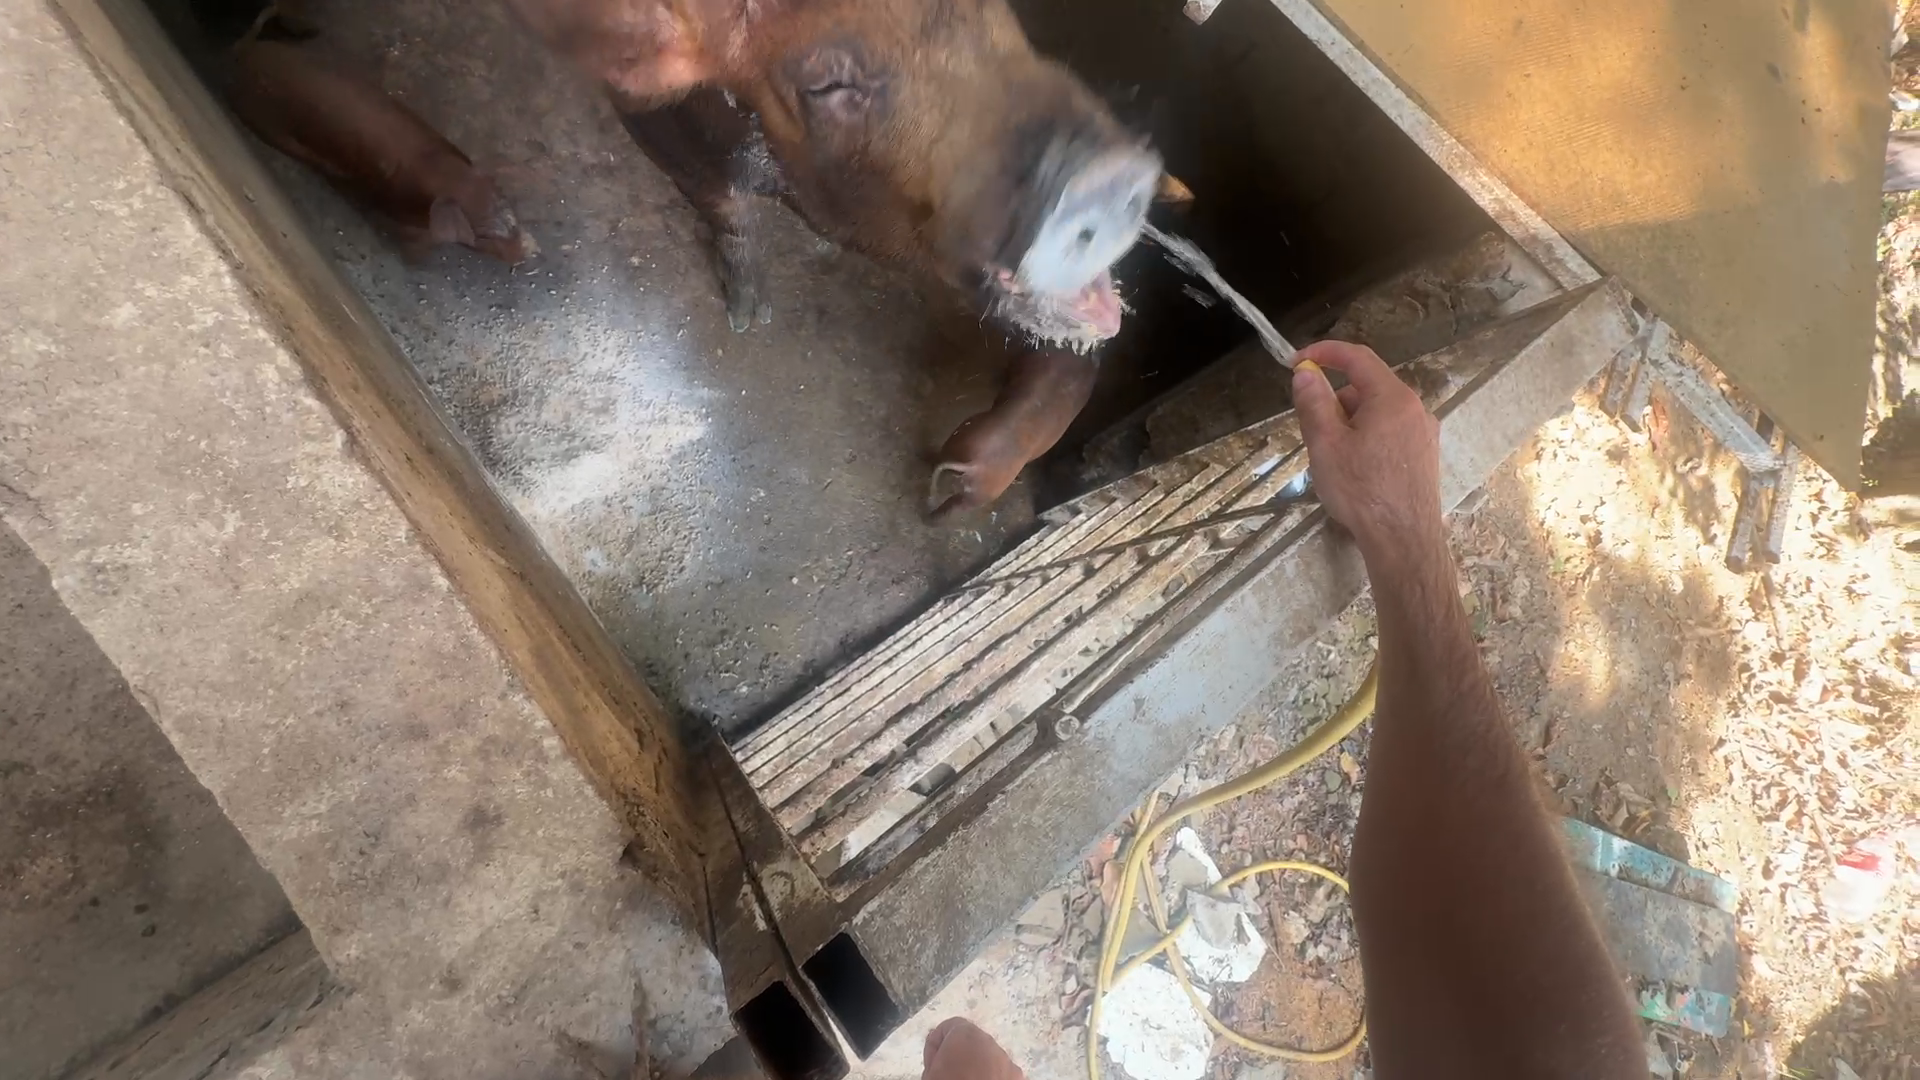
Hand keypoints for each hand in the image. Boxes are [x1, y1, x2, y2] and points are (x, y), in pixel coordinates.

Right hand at [922, 1018, 1023, 1079]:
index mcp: (965, 1035)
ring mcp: (1007, 1062)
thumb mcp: (929, 1076)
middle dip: (958, 1058)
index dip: (935, 1048)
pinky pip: (1001, 1075)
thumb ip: (933, 1057)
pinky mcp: (1017, 1079)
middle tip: (947, 1077)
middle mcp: (990, 1042)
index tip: (932, 1069)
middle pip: (970, 1043)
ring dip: (977, 1070)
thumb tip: (940, 1055)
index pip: (947, 1028)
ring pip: (988, 1059)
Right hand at [1290, 340, 1444, 573]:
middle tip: (1311, 432)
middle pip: (1365, 387)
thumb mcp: (1325, 444)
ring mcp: (1423, 431)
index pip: (1357, 357)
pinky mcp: (1423, 453)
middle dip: (1333, 400)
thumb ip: (1313, 403)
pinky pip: (1387, 431)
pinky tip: (1354, 469)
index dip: (1324, 352)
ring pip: (1375, 411)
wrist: (1402, 537)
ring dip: (1348, 423)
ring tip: (1332, 460)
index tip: (1294, 361)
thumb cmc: (1360, 489)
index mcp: (1391, 398)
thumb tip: (1304, 373)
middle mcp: (1414, 407)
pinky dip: (1364, 437)